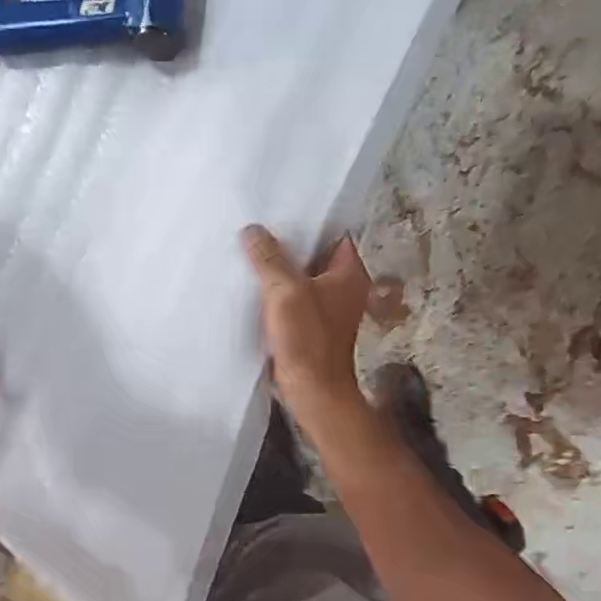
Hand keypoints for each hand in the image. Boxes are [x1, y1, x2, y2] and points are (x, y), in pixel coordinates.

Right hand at [242, 224, 371, 423]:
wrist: (312, 390)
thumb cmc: (307, 338)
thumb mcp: (285, 290)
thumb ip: (269, 257)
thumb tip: (253, 230)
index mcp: (350, 273)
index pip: (333, 234)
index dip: (310, 221)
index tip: (282, 210)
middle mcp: (343, 286)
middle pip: (314, 254)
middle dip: (288, 243)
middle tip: (259, 226)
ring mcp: (327, 306)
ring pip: (301, 275)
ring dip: (280, 267)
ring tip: (251, 249)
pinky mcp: (310, 322)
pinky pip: (293, 295)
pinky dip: (277, 288)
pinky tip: (253, 280)